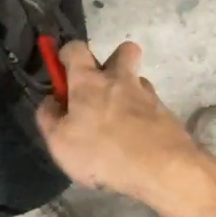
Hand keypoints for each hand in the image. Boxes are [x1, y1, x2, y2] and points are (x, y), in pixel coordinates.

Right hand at [35, 41, 208, 206]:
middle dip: (113, 61)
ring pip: (138, 81)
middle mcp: (120, 79)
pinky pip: (151, 108)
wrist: (162, 168)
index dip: (67, 54)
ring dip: (128, 93)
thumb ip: (49, 118)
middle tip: (102, 89)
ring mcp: (147, 95)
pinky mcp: (166, 114)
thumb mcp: (59, 142)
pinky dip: (143, 119)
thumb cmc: (102, 152)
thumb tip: (50, 102)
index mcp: (89, 81)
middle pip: (123, 51)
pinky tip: (138, 142)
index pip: (76, 48)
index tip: (63, 71)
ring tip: (120, 123)